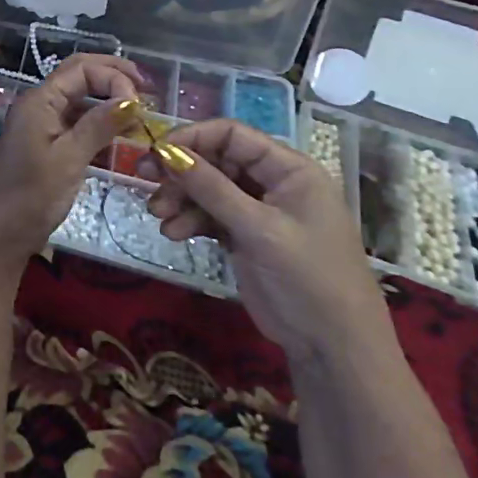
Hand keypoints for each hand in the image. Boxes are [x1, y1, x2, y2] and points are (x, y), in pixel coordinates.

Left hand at [0, 53, 142, 269]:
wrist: (2, 233)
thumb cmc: (31, 195)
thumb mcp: (69, 159)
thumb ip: (98, 125)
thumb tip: (131, 99)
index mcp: (38, 101)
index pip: (80, 69)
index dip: (114, 77)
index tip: (140, 103)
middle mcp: (38, 106)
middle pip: (79, 77)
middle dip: (113, 77)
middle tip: (148, 88)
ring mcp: (42, 126)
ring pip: (79, 101)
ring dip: (108, 101)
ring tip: (140, 113)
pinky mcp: (48, 146)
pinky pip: (77, 124)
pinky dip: (100, 124)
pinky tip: (122, 135)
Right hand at [141, 119, 391, 366]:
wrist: (332, 343)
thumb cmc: (308, 277)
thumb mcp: (258, 229)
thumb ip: (212, 189)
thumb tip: (167, 152)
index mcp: (290, 170)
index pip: (233, 135)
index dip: (192, 138)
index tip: (156, 152)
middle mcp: (273, 183)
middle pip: (215, 160)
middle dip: (181, 172)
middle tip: (144, 180)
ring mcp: (258, 210)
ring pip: (207, 188)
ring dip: (180, 199)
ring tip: (159, 216)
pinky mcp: (244, 235)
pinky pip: (208, 215)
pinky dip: (188, 220)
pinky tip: (173, 234)